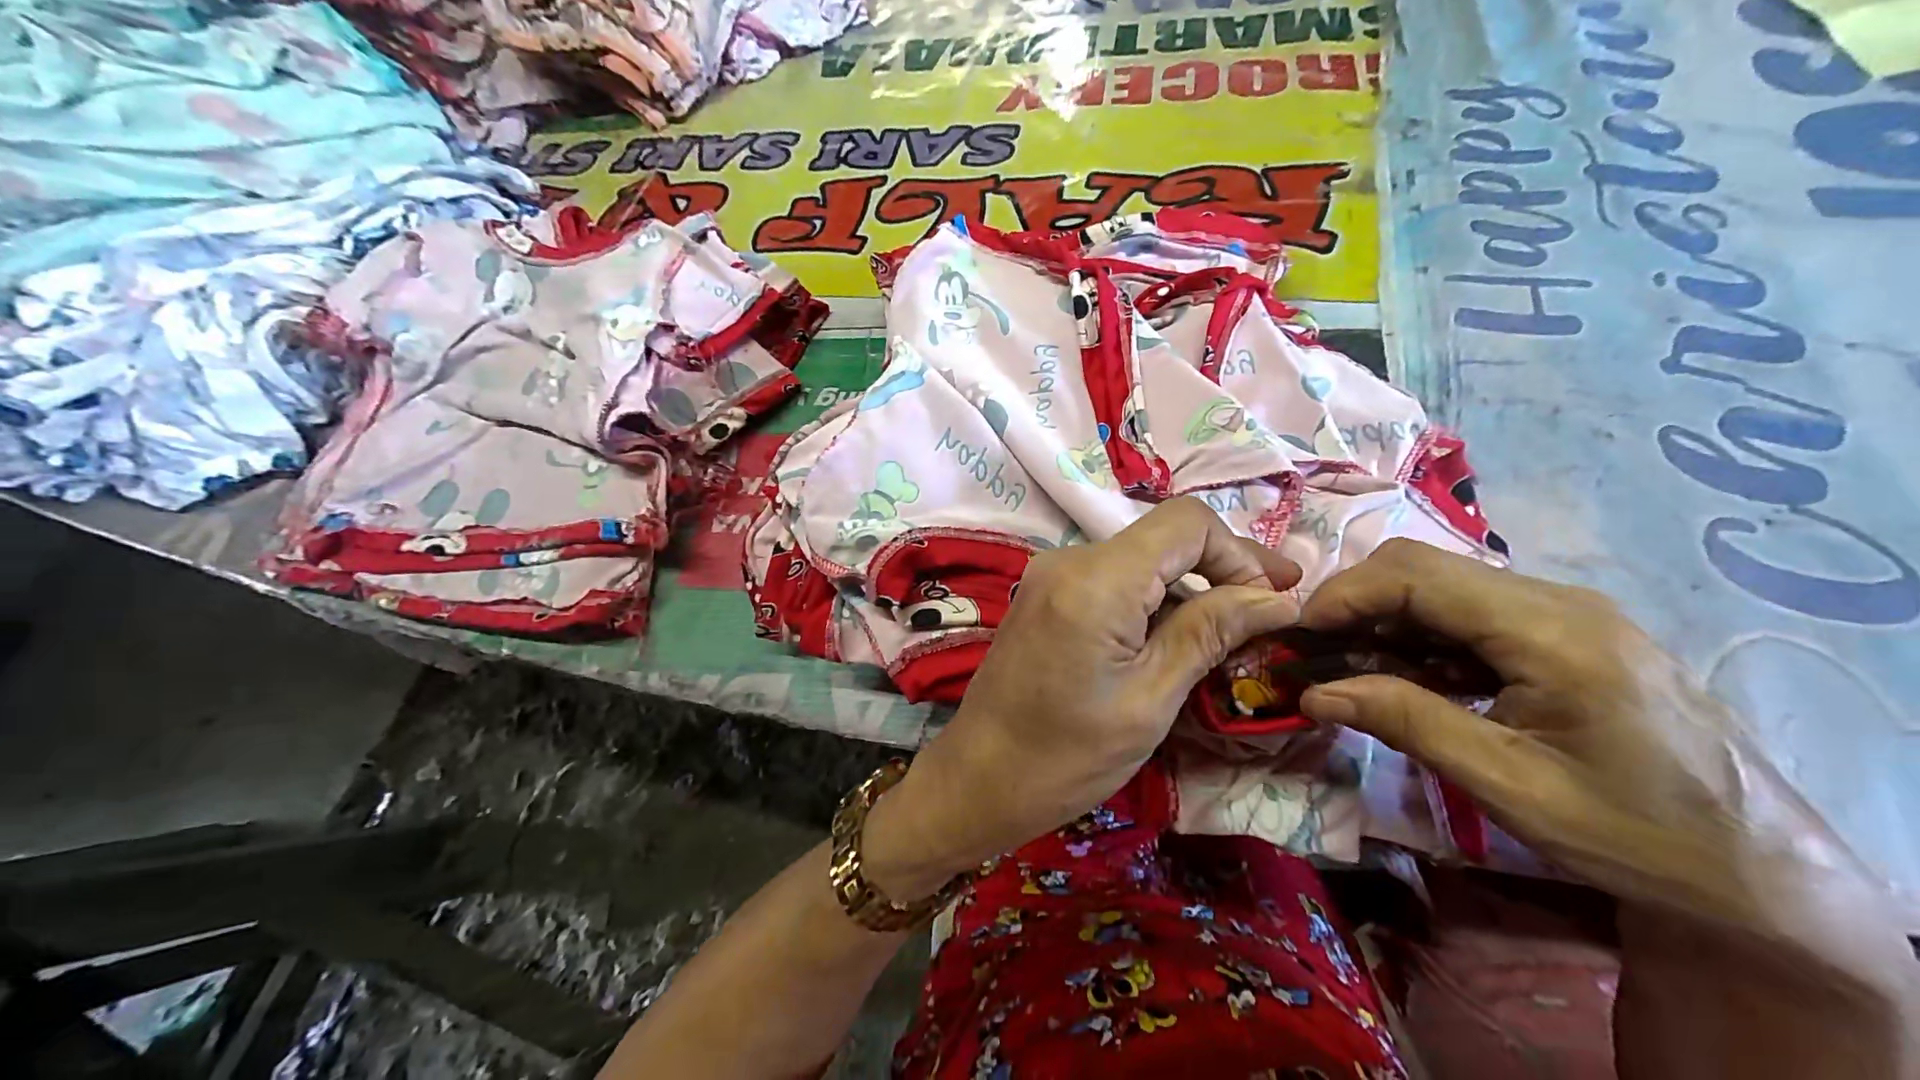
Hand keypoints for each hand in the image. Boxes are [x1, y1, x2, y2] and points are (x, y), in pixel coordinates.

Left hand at [863, 497, 1301, 899]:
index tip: (1276, 600)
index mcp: (1095, 579)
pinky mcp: (1046, 597)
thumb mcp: (1150, 700)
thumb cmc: (1065, 757)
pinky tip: (1182, 636)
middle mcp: (1069, 559)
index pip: (1187, 523)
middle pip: (1165, 537)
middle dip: (1223, 568)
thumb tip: (1277, 599)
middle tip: (1275, 609)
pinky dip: (1154, 600)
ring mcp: (1052, 576)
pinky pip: (1113, 581)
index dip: (1241, 553)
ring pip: (1141, 559)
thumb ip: (1210, 633)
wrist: (978, 780)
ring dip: (1191, 587)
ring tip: (1238, 631)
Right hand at [1296, 539, 1898, 942]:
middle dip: (1355, 602)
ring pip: (1443, 586)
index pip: (1417, 576)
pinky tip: (1404, 676)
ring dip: (1384, 619)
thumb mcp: (1507, 784)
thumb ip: (1406, 722)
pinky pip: (1471, 613)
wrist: (1760, 871)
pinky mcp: (1566, 633)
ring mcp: (1566, 613)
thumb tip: (1314, 693)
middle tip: (1313, 652)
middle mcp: (1559, 601)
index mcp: (1552, 631)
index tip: (1294, 634)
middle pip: (1425, 568)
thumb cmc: (1633, 832)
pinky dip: (1420, 635)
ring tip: (1346, 668)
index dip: (1343, 595)